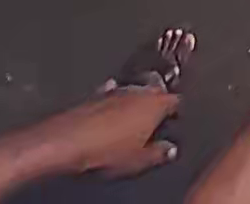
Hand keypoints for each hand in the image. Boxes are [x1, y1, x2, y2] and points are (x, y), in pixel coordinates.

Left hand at [21, 83, 180, 178]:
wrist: (72, 139)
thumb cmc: (108, 150)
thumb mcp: (138, 160)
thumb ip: (159, 153)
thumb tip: (171, 150)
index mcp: (157, 103)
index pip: (176, 102)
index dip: (178, 112)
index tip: (177, 121)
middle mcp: (142, 91)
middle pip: (158, 93)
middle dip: (159, 104)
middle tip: (157, 121)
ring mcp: (121, 89)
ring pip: (137, 93)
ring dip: (138, 102)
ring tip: (134, 119)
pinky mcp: (100, 93)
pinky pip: (114, 94)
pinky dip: (116, 102)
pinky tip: (112, 111)